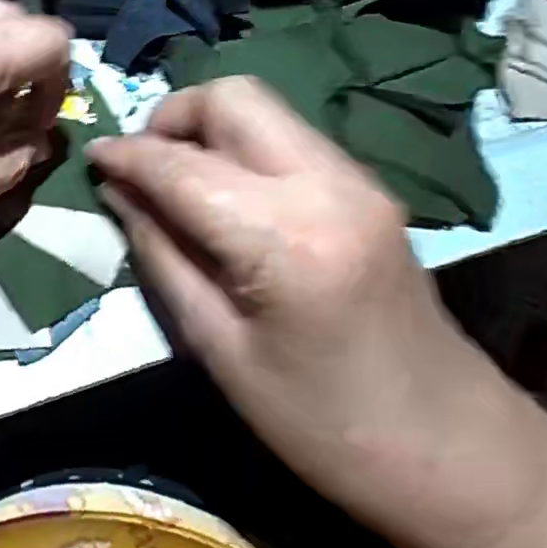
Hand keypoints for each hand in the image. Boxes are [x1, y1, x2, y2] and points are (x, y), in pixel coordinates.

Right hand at [85, 78, 546, 547]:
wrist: (453, 450)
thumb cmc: (321, 423)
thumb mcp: (217, 348)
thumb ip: (161, 253)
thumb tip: (118, 190)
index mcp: (285, 238)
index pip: (182, 165)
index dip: (127, 154)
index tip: (94, 156)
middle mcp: (326, 184)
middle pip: (232, 97)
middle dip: (173, 115)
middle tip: (144, 163)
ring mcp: (357, 177)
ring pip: (262, 105)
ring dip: (208, 125)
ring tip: (178, 175)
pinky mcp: (368, 184)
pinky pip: (287, 134)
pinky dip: (242, 143)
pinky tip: (225, 189)